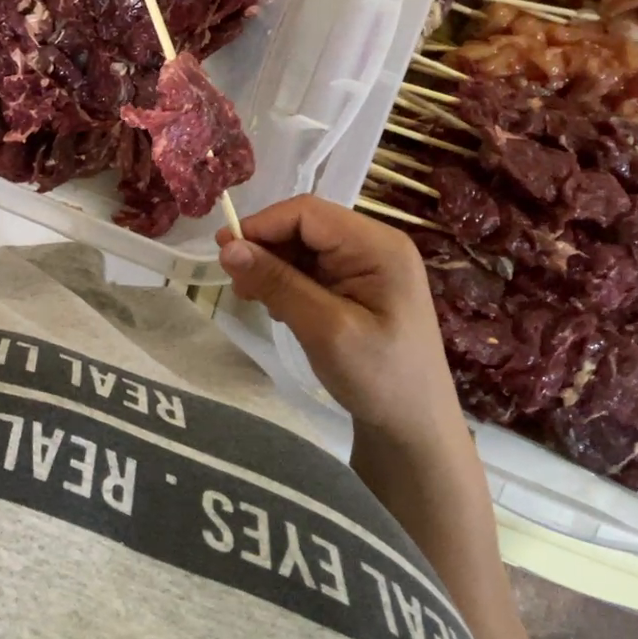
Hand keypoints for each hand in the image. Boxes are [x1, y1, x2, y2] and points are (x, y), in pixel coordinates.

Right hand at [216, 196, 463, 447]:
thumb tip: (227, 248)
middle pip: (303, 225)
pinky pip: (310, 266)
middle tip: (237, 284)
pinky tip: (275, 305)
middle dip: (265, 247)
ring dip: (271, 265)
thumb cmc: (378, 377)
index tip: (224, 254)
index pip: (306, 213)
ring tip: (251, 297)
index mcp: (378, 246)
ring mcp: (367, 265)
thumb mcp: (324, 329)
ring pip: (301, 245)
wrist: (414, 425)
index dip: (261, 225)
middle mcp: (374, 246)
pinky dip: (284, 279)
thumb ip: (277, 283)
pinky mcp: (357, 285)